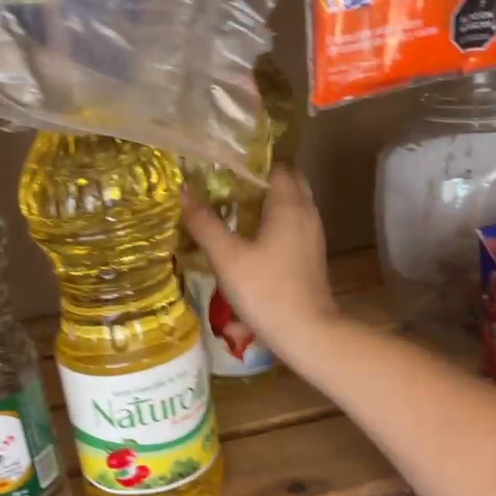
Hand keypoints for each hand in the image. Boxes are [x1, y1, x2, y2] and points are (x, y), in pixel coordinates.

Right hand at [181, 166, 339, 362]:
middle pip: (288, 182)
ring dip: (267, 202)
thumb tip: (183, 191)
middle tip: (227, 185)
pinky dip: (274, 222)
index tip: (223, 165)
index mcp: (288, 205)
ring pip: (292, 205)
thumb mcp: (227, 257)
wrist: (307, 333)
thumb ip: (204, 222)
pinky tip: (250, 239)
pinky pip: (292, 226)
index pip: (276, 165)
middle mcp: (306, 213)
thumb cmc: (266, 291)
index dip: (251, 162)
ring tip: (233, 208)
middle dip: (260, 179)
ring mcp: (312, 236)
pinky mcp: (311, 257)